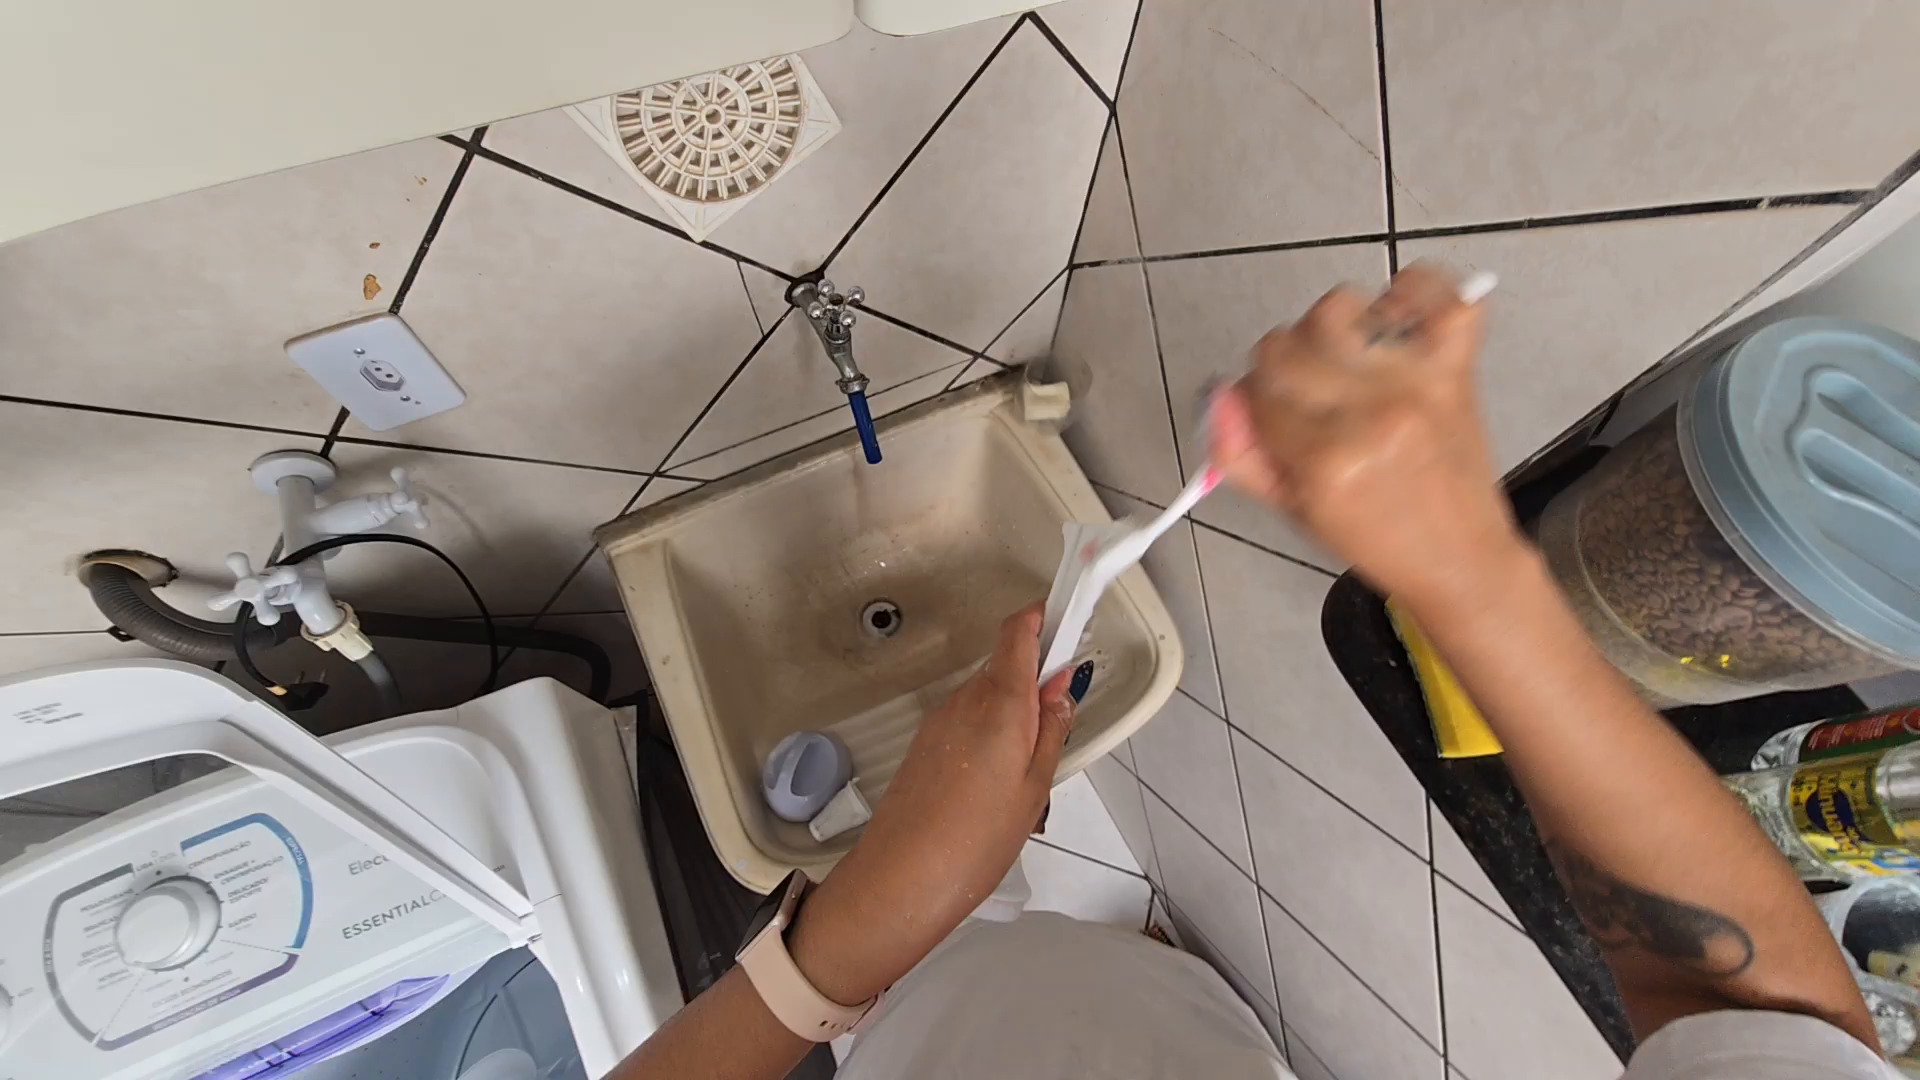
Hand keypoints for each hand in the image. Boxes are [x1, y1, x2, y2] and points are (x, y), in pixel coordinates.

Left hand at [784, 604, 1074, 1004]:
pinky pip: (967, 719)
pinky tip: (992, 783)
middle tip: (1055, 728)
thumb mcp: (1035, 786)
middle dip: (1035, 684)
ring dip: (1011, 715)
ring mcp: (941, 717)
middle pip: (1006, 665)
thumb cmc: (975, 839)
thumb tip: (1059, 690)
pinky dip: (988, 734)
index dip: (1045, 616)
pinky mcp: (926, 740)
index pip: (1019, 631)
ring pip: (988, 696)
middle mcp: (966, 698)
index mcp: (1000, 701)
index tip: (1068, 623)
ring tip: (1023, 775)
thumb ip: (1051, 729)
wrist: (901, 878)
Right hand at [1208, 262, 1526, 612]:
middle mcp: (1371, 412)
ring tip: (1337, 362)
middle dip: (1277, 368)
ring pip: (1337, 307)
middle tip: (1299, 395)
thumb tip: (1219, 397)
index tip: (1267, 419)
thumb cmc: (1371, 537)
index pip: (1254, 392)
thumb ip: (1238, 454)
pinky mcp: (1455, 364)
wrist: (1457, 554)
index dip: (1251, 403)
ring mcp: (1417, 381)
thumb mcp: (1286, 508)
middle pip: (1284, 344)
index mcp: (1325, 460)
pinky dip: (1410, 294)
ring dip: (1324, 329)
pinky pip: (1434, 291)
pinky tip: (1392, 325)